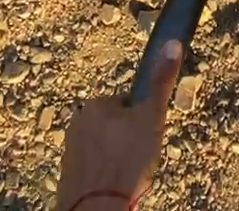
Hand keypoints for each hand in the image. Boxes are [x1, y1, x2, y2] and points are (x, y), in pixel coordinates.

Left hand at [56, 40, 183, 209]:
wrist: (97, 210)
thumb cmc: (126, 160)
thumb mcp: (151, 117)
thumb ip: (161, 82)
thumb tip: (172, 44)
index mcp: (96, 105)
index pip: (127, 103)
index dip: (142, 119)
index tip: (147, 136)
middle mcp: (77, 123)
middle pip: (114, 125)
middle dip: (128, 138)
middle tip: (140, 156)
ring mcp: (69, 151)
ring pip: (104, 147)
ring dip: (117, 157)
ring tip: (129, 174)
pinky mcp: (67, 177)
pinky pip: (93, 168)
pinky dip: (104, 174)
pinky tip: (115, 185)